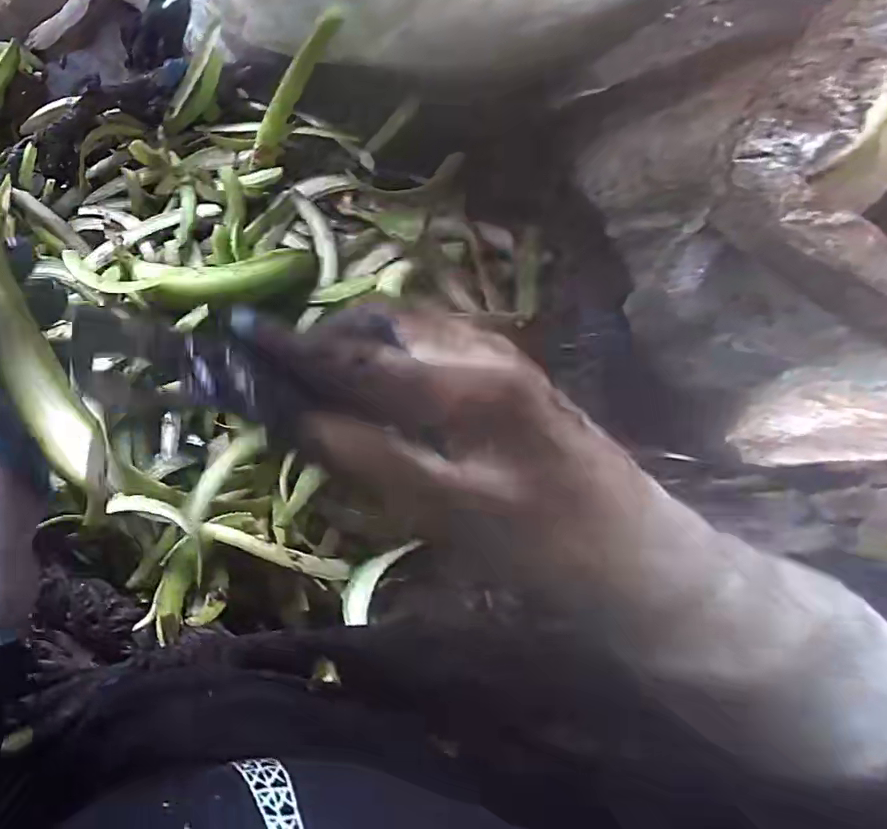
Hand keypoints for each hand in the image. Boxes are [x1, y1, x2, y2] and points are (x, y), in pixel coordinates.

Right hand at [236, 305, 695, 592]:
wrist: (646, 562)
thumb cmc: (545, 547)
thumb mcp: (443, 511)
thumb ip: (364, 455)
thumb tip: (293, 416)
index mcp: (468, 387)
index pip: (354, 358)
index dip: (290, 347)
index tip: (239, 329)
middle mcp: (479, 352)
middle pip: (372, 323)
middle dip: (314, 337)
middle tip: (273, 364)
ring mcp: (494, 352)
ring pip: (395, 324)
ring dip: (345, 340)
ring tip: (313, 375)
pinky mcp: (500, 365)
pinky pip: (419, 337)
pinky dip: (376, 348)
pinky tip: (365, 382)